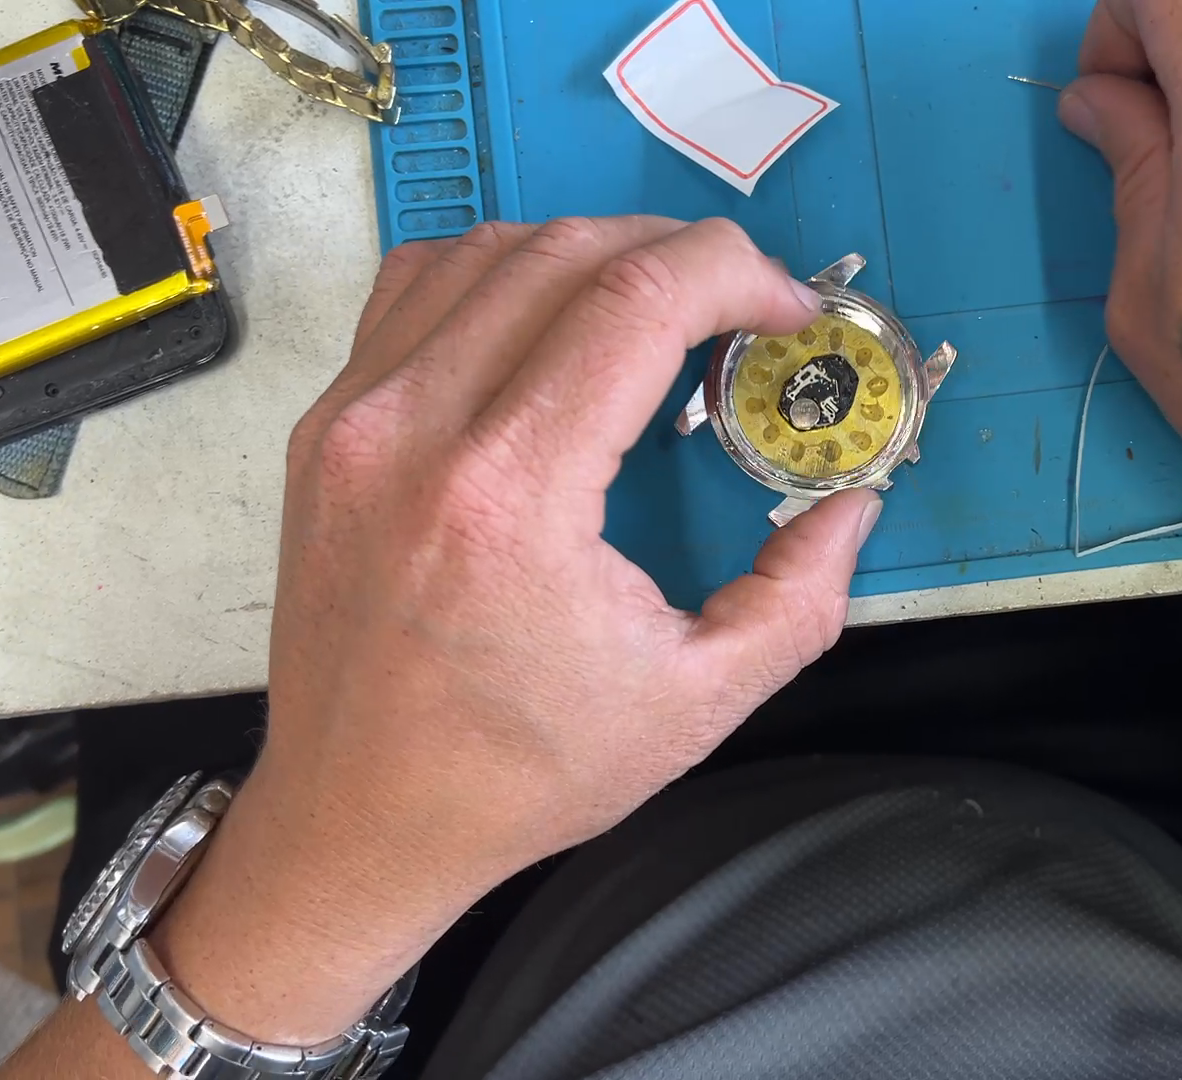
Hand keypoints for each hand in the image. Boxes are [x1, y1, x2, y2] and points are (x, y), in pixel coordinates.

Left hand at [151, 217, 880, 1040]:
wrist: (361, 823)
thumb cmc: (526, 774)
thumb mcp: (700, 704)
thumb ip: (801, 598)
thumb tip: (851, 506)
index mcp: (513, 498)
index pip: (635, 303)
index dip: (735, 277)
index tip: (788, 307)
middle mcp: (414, 432)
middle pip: (568, 255)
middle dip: (684, 253)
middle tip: (747, 300)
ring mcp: (353, 421)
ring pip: (489, 251)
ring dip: (600, 253)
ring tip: (667, 303)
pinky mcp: (329, 429)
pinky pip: (422, 289)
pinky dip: (509, 272)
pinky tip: (558, 319)